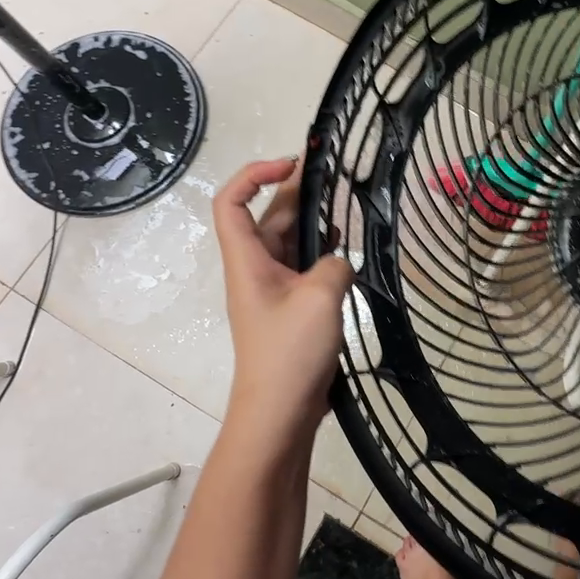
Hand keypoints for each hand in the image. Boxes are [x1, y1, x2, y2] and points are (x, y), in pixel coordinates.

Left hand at [212, 157, 353, 449]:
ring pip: (290, 239)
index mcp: (247, 259)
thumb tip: (337, 261)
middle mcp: (256, 267)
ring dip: (314, 218)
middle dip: (297, 190)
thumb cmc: (289, 352)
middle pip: (267, 215)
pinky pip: (305, 264)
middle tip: (337, 172)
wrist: (280, 413)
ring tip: (348, 201)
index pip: (232, 202)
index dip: (254, 174)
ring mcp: (274, 288)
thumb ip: (334, 264)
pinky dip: (324, 249)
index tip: (293, 165)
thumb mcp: (320, 298)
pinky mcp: (292, 306)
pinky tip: (348, 245)